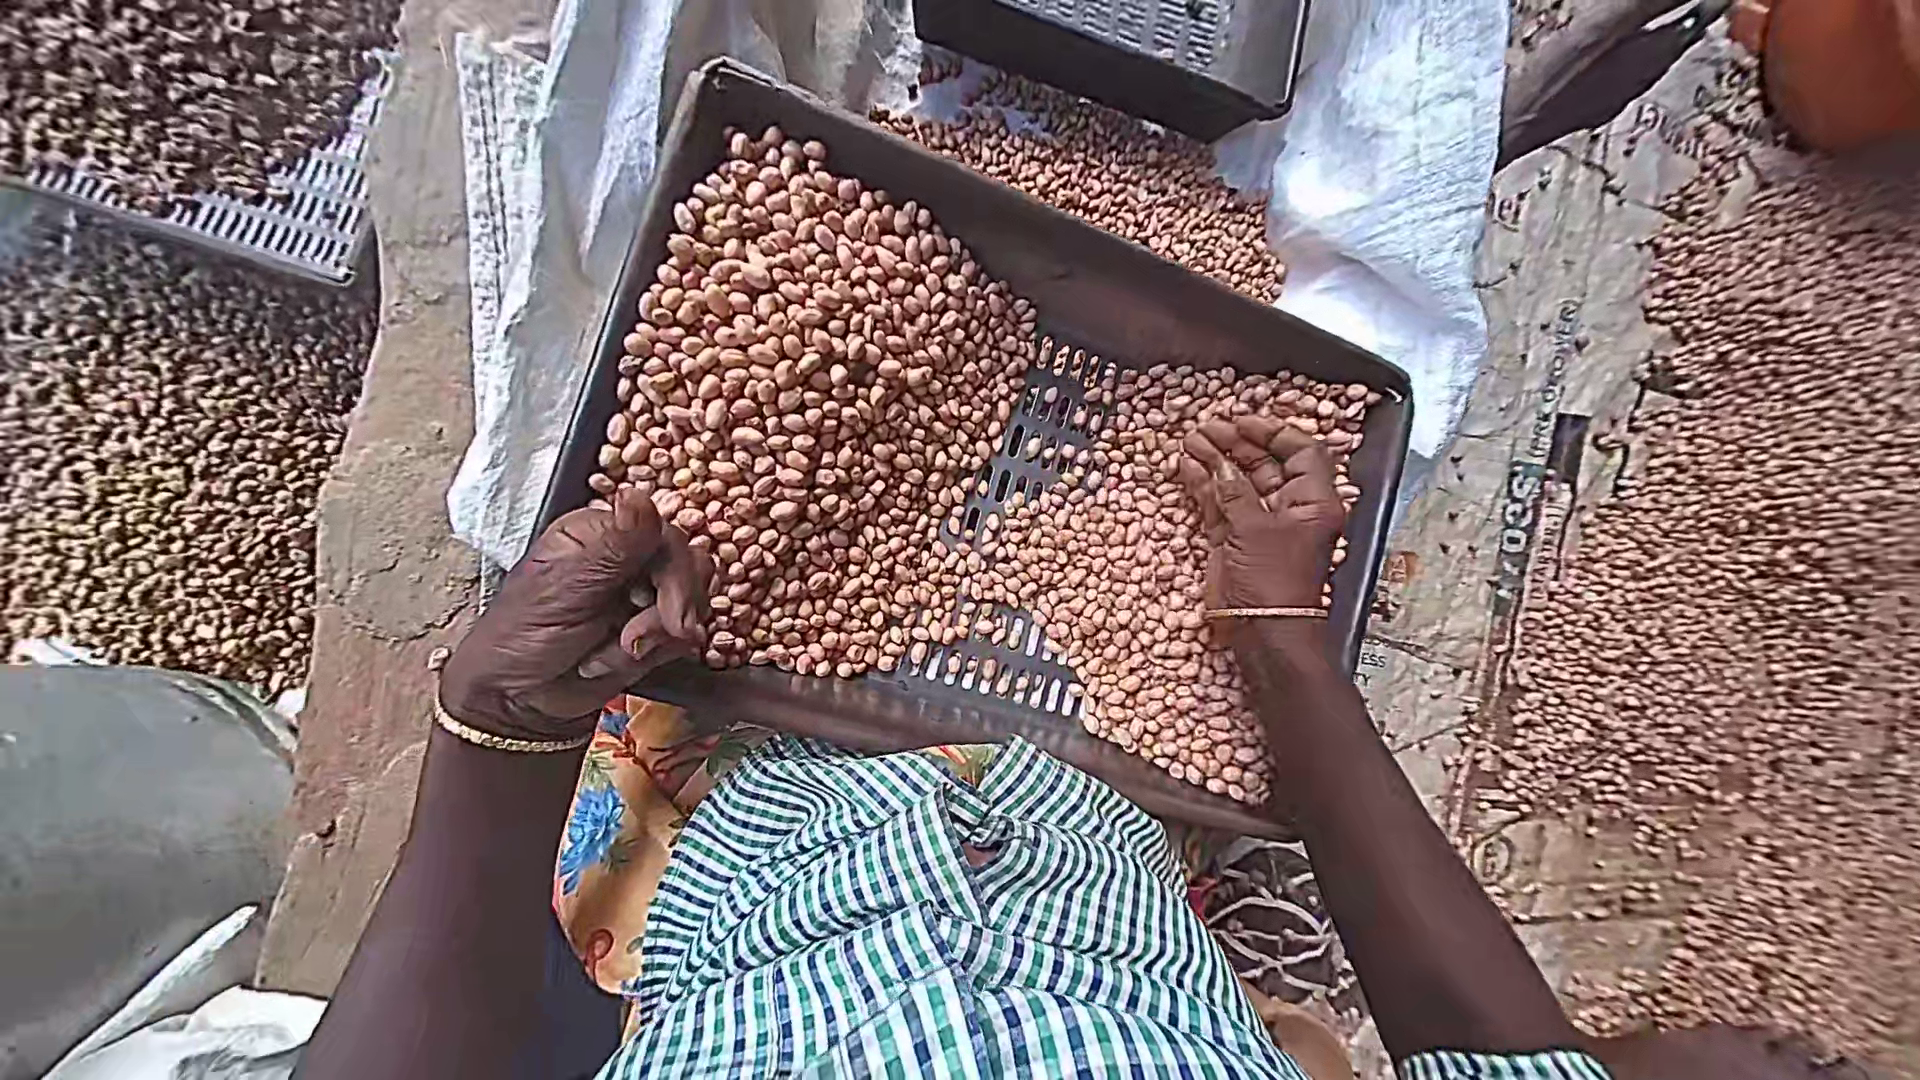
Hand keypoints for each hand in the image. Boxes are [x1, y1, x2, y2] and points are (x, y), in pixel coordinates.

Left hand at [438, 487, 709, 740]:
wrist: (519, 702)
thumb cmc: (521, 640)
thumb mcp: (563, 591)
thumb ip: (611, 548)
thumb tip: (637, 496)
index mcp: (603, 535)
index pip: (667, 538)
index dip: (676, 575)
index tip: (672, 616)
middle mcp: (632, 556)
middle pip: (691, 566)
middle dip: (670, 611)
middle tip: (634, 643)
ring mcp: (649, 591)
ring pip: (696, 599)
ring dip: (660, 634)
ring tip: (618, 651)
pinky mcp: (660, 624)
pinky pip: (687, 631)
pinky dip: (661, 651)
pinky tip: (622, 659)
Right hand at [1178, 416, 1345, 614]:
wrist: (1261, 630)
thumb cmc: (1272, 580)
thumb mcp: (1256, 529)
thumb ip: (1234, 492)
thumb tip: (1215, 464)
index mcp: (1312, 502)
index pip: (1300, 452)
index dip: (1272, 432)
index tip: (1241, 420)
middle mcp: (1288, 508)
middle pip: (1263, 464)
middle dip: (1234, 444)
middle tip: (1206, 429)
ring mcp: (1258, 523)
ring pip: (1236, 482)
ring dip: (1214, 462)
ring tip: (1190, 442)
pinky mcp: (1234, 538)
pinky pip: (1218, 504)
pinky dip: (1202, 487)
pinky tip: (1186, 467)